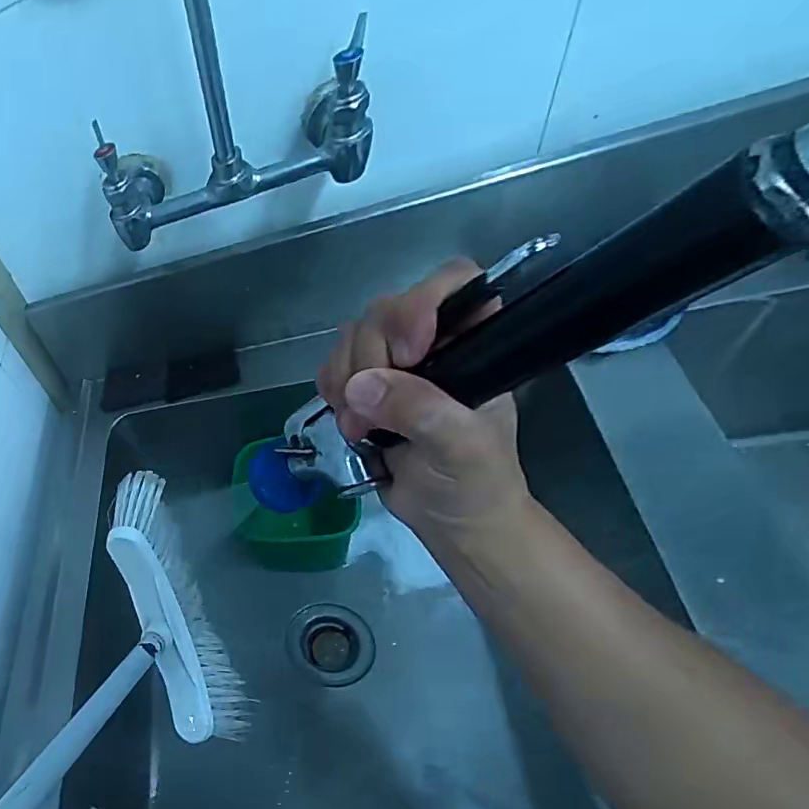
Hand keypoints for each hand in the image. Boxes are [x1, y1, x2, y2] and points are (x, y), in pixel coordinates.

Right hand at [315, 258, 533, 546]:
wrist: (452, 523)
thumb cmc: (476, 483)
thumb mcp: (462, 446)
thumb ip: (420, 410)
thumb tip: (359, 387)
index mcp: (474, 342)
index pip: (452, 284)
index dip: (421, 305)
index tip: (409, 352)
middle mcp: (433, 343)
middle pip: (384, 313)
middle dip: (369, 361)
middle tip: (374, 414)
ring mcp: (395, 366)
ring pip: (351, 341)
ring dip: (345, 382)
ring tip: (362, 428)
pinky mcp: (366, 391)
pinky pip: (333, 370)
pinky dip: (332, 394)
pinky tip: (350, 425)